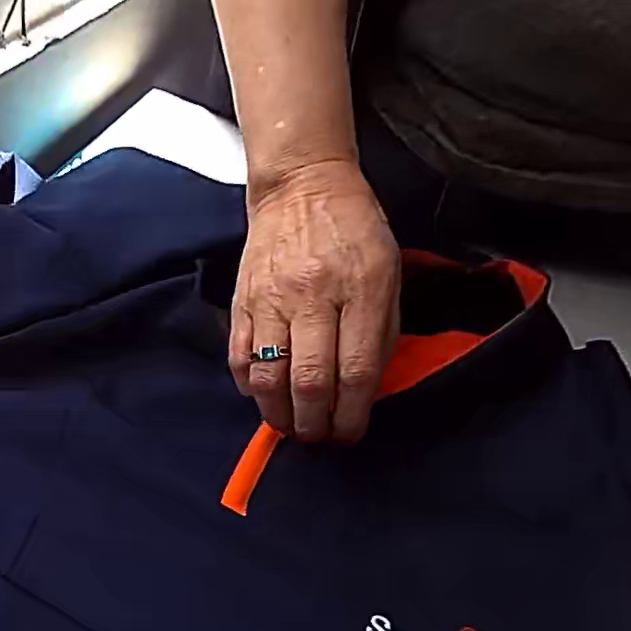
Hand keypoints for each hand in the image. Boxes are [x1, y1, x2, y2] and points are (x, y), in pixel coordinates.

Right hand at [229, 158, 399, 443]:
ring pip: (269, 378)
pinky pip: (241, 361)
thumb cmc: (353, 231)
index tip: (350, 434)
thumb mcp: (389, 270)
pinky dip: (251, 389)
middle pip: (310, 381)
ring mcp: (271, 303)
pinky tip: (263, 398)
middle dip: (314, 422)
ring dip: (278, 414)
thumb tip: (361, 388)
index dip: (352, 413)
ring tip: (289, 428)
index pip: (356, 368)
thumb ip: (380, 329)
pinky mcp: (241, 307)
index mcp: (364, 287)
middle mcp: (314, 298)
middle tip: (318, 438)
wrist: (300, 192)